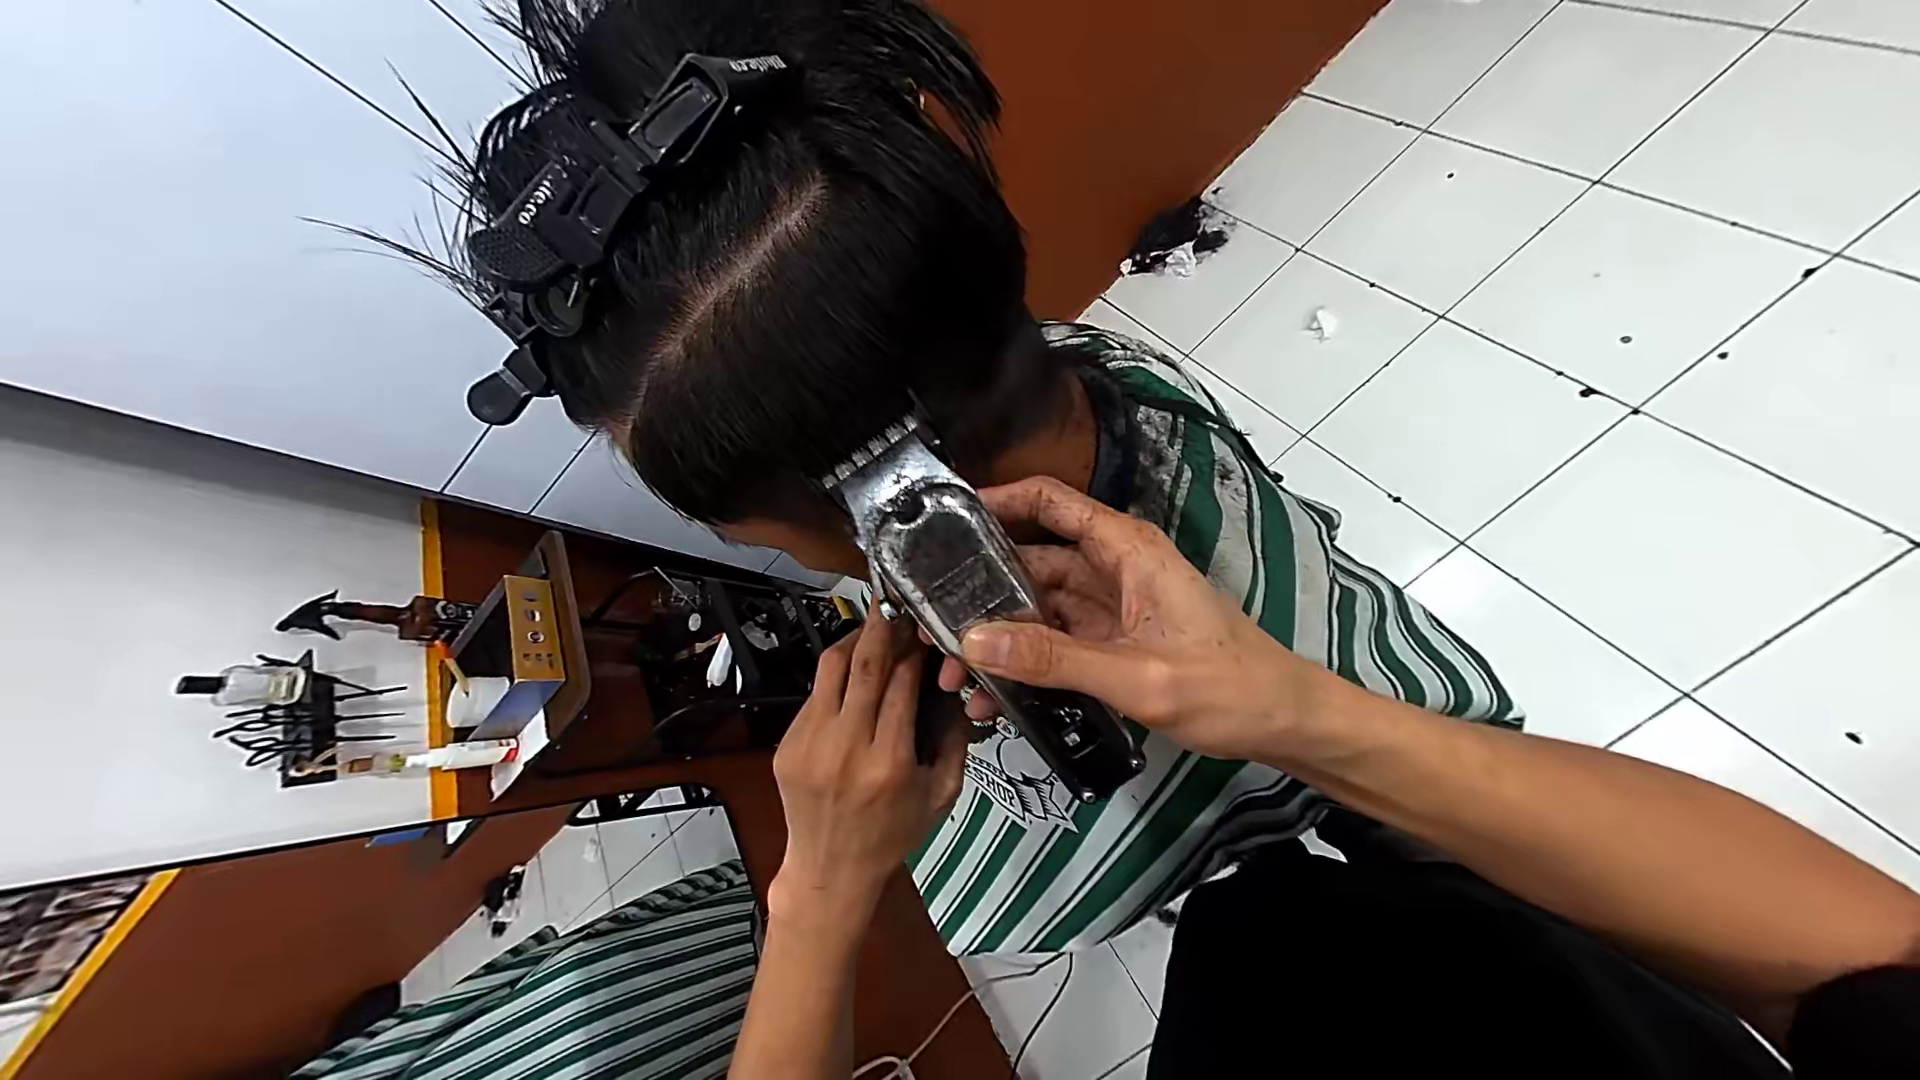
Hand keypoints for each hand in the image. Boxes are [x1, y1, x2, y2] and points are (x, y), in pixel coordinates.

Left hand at [770, 615, 967, 928]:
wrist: (829, 870)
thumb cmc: (892, 834)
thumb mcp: (941, 796)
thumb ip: (956, 742)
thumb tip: (956, 689)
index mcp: (889, 762)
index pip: (901, 683)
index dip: (913, 650)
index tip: (922, 631)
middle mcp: (846, 747)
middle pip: (863, 665)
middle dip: (882, 627)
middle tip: (893, 605)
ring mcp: (809, 743)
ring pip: (831, 668)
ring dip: (854, 640)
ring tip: (872, 629)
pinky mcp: (787, 745)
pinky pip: (815, 694)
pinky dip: (836, 676)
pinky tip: (852, 675)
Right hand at [953, 477, 1334, 762]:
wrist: (1282, 722)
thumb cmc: (1227, 687)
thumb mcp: (1136, 675)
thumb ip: (1054, 658)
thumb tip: (975, 639)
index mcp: (1124, 548)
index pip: (1049, 501)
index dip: (995, 500)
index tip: (944, 520)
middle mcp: (1110, 566)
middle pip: (1029, 558)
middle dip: (980, 588)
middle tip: (931, 622)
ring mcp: (1106, 604)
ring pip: (1034, 604)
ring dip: (996, 634)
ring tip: (955, 673)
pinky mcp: (1106, 637)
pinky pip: (1051, 639)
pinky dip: (1022, 661)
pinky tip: (994, 695)